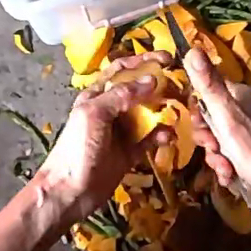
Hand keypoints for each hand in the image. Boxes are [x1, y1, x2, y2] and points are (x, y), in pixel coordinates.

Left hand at [37, 51, 172, 218]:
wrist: (69, 192)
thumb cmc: (77, 149)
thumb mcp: (95, 115)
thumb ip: (122, 95)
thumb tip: (152, 80)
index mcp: (98, 95)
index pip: (122, 69)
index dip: (143, 60)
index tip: (167, 58)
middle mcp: (111, 109)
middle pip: (139, 90)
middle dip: (160, 86)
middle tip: (181, 86)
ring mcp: (122, 131)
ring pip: (149, 114)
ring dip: (165, 111)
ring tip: (180, 111)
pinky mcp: (130, 152)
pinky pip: (150, 139)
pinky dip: (162, 136)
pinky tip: (170, 136)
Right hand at [182, 48, 250, 223]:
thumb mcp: (226, 115)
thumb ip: (208, 84)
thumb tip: (192, 49)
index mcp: (240, 95)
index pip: (206, 92)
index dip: (198, 111)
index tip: (201, 126)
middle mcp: (245, 111)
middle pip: (209, 119)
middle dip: (207, 138)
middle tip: (214, 148)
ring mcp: (249, 133)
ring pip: (216, 140)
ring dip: (215, 157)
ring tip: (226, 167)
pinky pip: (227, 156)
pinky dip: (225, 167)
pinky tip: (230, 176)